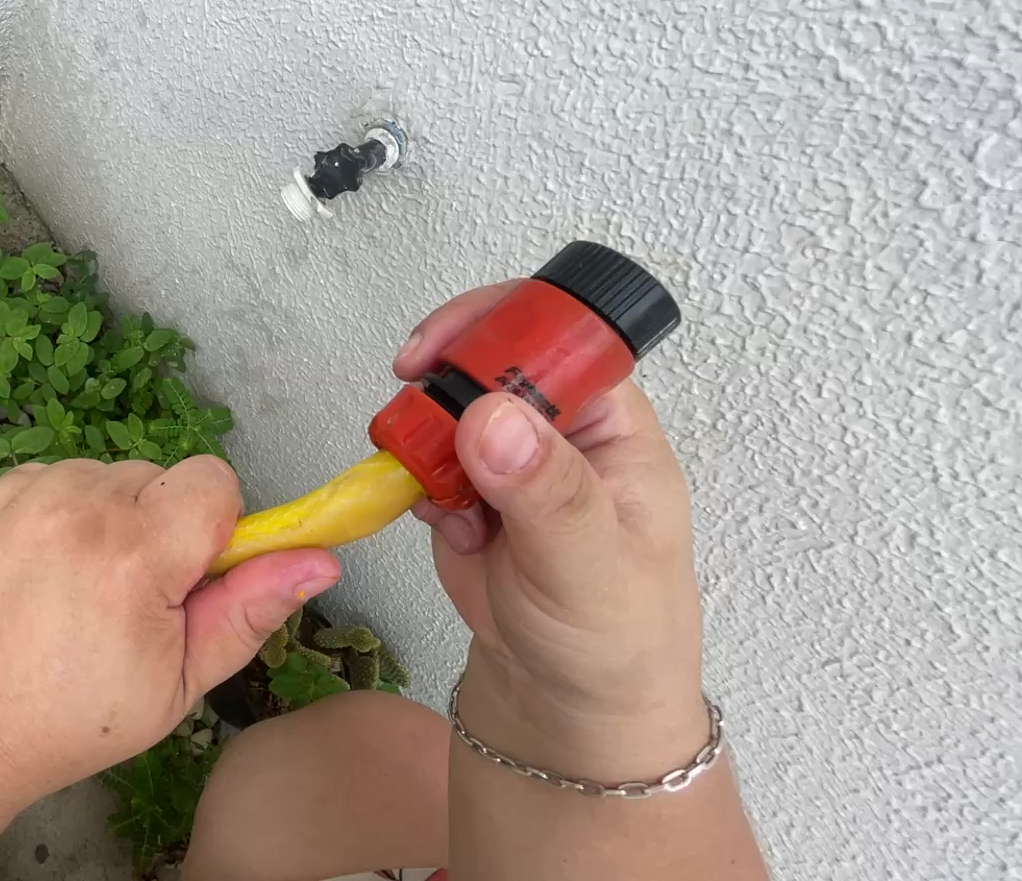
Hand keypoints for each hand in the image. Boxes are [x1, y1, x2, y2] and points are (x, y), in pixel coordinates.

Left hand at [0, 456, 341, 814]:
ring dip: (108, 517)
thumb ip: (250, 610)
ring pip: (106, 476)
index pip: (215, 479)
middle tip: (126, 592)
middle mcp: (79, 501)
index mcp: (135, 549)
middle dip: (160, 524)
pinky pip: (55, 479)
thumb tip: (319, 560)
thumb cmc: (72, 716)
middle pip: (160, 477)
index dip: (214, 526)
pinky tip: (38, 569)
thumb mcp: (178, 683)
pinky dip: (60, 512)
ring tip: (76, 584)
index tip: (187, 572)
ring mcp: (27, 490)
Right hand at [396, 283, 709, 777]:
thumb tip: (490, 415)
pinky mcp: (461, 486)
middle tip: (408, 409)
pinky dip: (412, 480)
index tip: (437, 349)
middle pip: (483, 359)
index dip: (498, 324)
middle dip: (439, 380)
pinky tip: (444, 526)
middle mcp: (553, 426)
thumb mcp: (591, 568)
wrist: (561, 697)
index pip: (557, 337)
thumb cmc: (613, 636)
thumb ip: (548, 495)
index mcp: (608, 423)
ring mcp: (502, 456)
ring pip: (441, 406)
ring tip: (439, 496)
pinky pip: (418, 455)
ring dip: (421, 439)